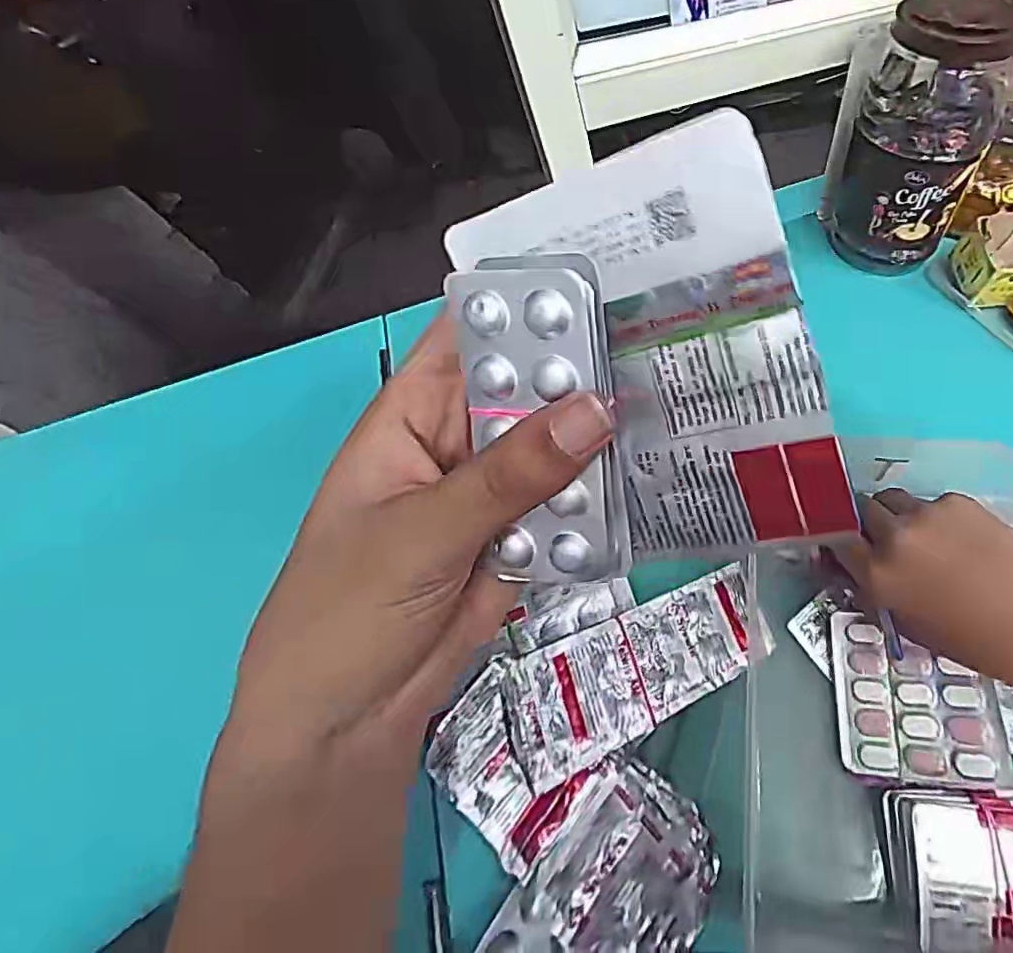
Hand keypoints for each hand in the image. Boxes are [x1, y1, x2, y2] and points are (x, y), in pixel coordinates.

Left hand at [222, 311, 613, 762]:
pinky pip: (567, 505)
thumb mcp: (425, 532)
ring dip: (598, 441)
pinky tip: (644, 485)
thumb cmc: (347, 613)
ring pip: (555, 450)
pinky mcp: (521, 539)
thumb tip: (594, 409)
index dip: (523, 308)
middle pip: (526, 392)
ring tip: (666, 414)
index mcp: (412, 417)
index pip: (470, 339)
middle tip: (654, 354)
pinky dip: (597, 500)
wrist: (346, 726)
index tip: (594, 288)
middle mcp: (458, 444)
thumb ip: (511, 474)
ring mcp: (493, 494)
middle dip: (579, 378)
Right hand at [832, 488, 1012, 690]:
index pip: (835, 542)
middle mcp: (895, 537)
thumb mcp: (914, 628)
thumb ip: (879, 596)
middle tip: (880, 544)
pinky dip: (931, 518)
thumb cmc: (979, 643)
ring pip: (891, 499)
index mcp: (879, 576)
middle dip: (864, 525)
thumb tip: (861, 577)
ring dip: (893, 515)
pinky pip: (928, 503)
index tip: (841, 550)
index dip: (835, 544)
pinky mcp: (958, 501)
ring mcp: (927, 514)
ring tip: (917, 539)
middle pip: (859, 510)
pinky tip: (958, 541)